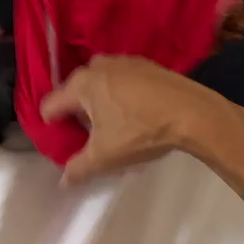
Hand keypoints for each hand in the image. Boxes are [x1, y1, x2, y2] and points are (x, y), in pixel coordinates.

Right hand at [39, 56, 234, 185]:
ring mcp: (122, 61)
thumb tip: (63, 182)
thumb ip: (78, 169)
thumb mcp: (105, 157)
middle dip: (78, 115)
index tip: (67, 143)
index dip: (53, 127)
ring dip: (99, 104)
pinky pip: (120, 80)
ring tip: (115, 126)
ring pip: (98, 85)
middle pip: (74, 94)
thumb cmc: (141, 132)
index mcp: (80, 85)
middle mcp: (96, 66)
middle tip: (92, 138)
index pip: (50, 106)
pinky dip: (120, 94)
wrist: (193, 113)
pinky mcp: (144, 64)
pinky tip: (136, 112)